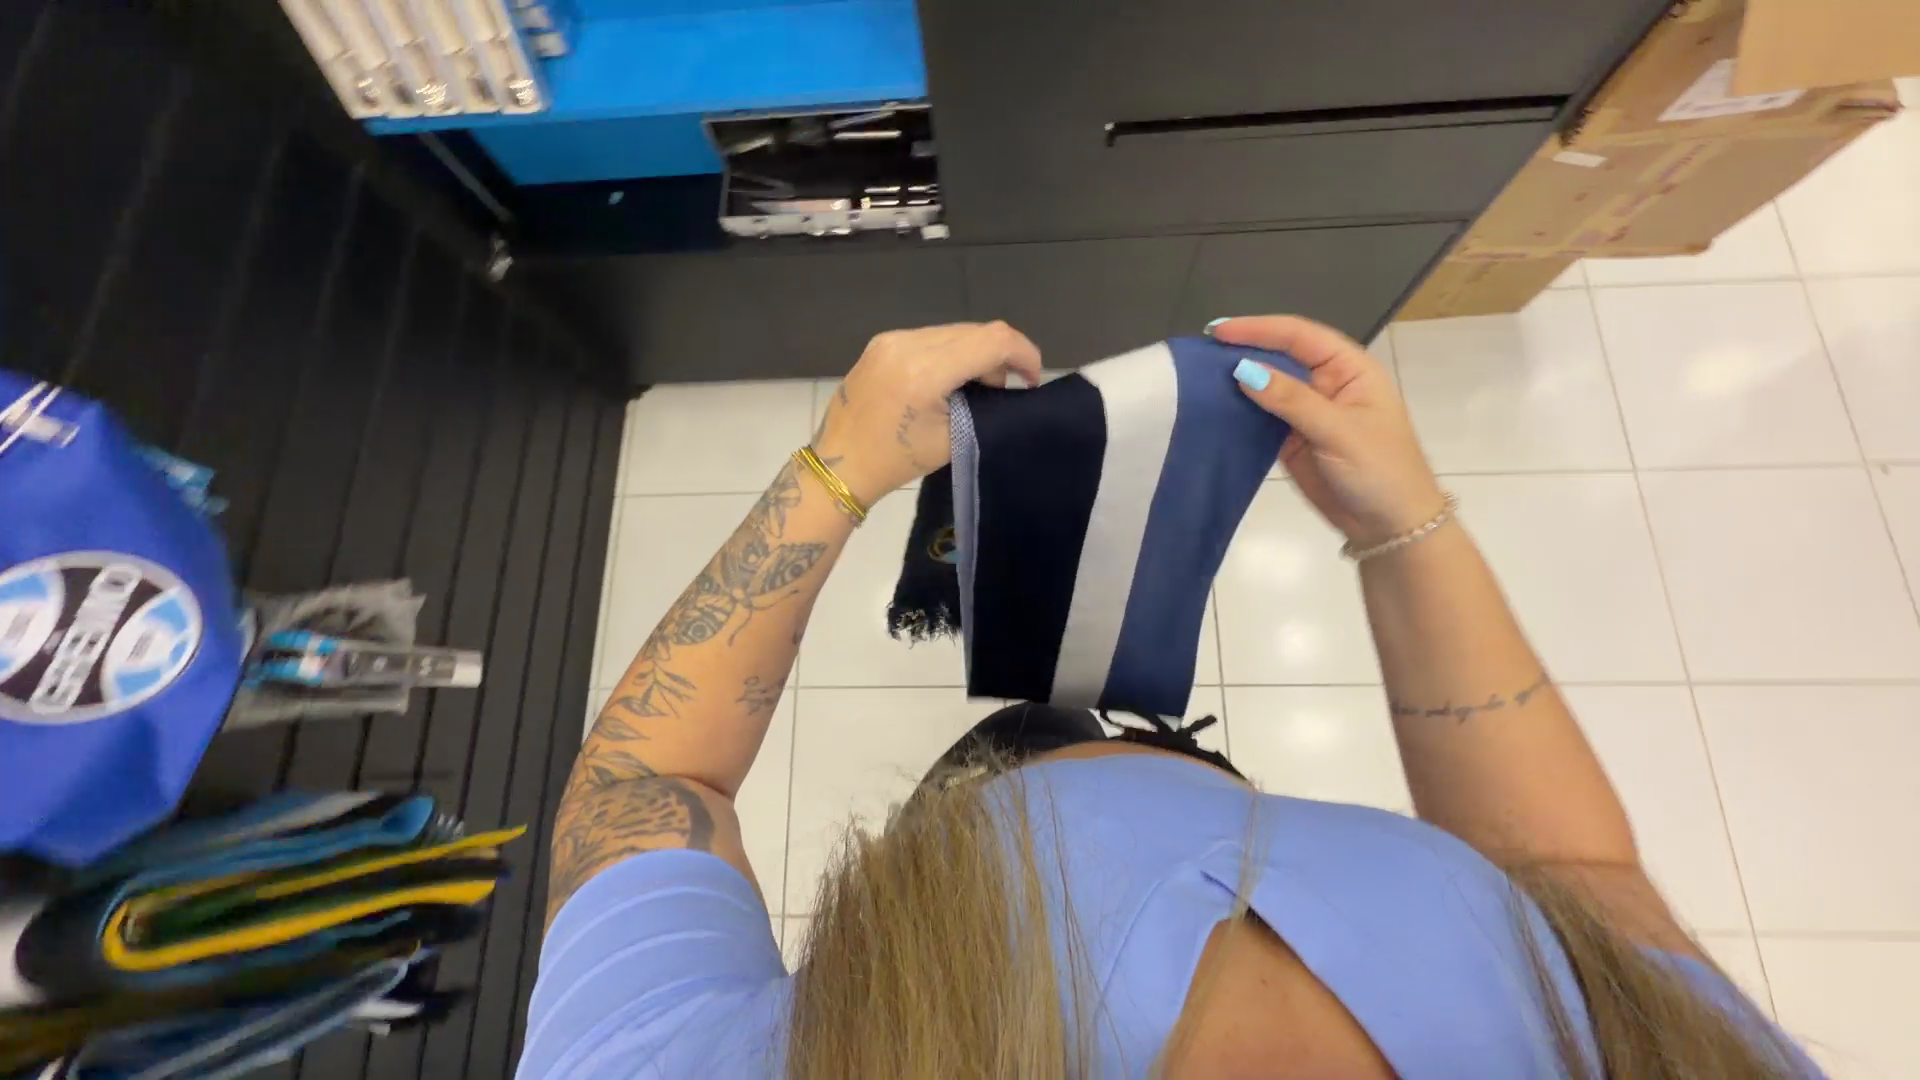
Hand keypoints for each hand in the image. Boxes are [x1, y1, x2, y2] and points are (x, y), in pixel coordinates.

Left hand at [812, 322, 1042, 505]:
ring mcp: (890, 339)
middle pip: (975, 331)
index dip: (1024, 354)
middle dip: (998, 357)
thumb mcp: (951, 440)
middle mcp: (906, 343)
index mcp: (924, 372)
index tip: (1032, 380)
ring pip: (954, 331)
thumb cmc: (896, 462)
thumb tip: (1003, 383)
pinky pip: (931, 337)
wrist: (840, 465)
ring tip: (972, 389)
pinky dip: (950, 354)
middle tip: (1000, 392)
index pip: (992, 340)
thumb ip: (983, 406)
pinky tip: (946, 381)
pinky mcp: (882, 342)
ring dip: (974, 354)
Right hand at [1213, 316, 1444, 547]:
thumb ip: (1291, 400)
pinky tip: (1213, 407)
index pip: (1300, 336)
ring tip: (1198, 375)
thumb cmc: (1380, 472)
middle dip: (1244, 349)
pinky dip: (1237, 412)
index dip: (1260, 329)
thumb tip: (1243, 371)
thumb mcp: (1339, 431)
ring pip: (1266, 386)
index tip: (1220, 331)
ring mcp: (1305, 412)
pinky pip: (1258, 418)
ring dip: (1236, 381)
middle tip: (1201, 351)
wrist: (1388, 526)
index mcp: (1349, 369)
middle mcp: (1325, 383)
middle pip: (1280, 356)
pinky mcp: (1289, 440)